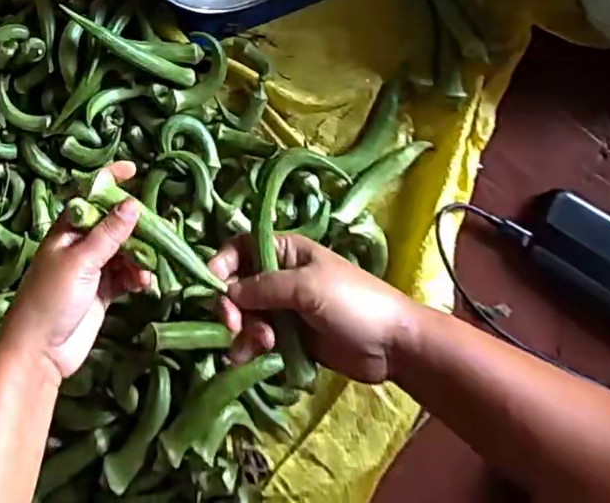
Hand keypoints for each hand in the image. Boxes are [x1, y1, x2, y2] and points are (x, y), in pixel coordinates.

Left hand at [0, 161, 153, 379]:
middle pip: (113, 224)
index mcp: (67, 228)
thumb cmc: (52, 296)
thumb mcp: (81, 261)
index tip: (134, 169)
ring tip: (147, 269)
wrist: (39, 350)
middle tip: (158, 233)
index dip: (110, 179)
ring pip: (123, 251)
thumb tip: (133, 204)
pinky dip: (137, 277)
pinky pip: (125, 276)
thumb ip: (108, 234)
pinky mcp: (102, 292)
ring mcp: (92, 268)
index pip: (90, 195)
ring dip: (139, 256)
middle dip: (135, 227)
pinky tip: (145, 284)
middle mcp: (80, 243)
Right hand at [209, 232, 419, 383]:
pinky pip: (259, 338)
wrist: (397, 347)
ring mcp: (283, 307)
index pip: (239, 248)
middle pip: (238, 284)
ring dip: (243, 330)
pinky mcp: (290, 337)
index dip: (222, 263)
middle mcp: (278, 275)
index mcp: (283, 250)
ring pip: (246, 315)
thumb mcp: (305, 287)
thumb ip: (263, 287)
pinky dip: (250, 348)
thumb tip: (226, 292)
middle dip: (232, 305)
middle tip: (232, 325)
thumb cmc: (352, 301)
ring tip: (259, 346)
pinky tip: (247, 360)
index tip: (213, 285)